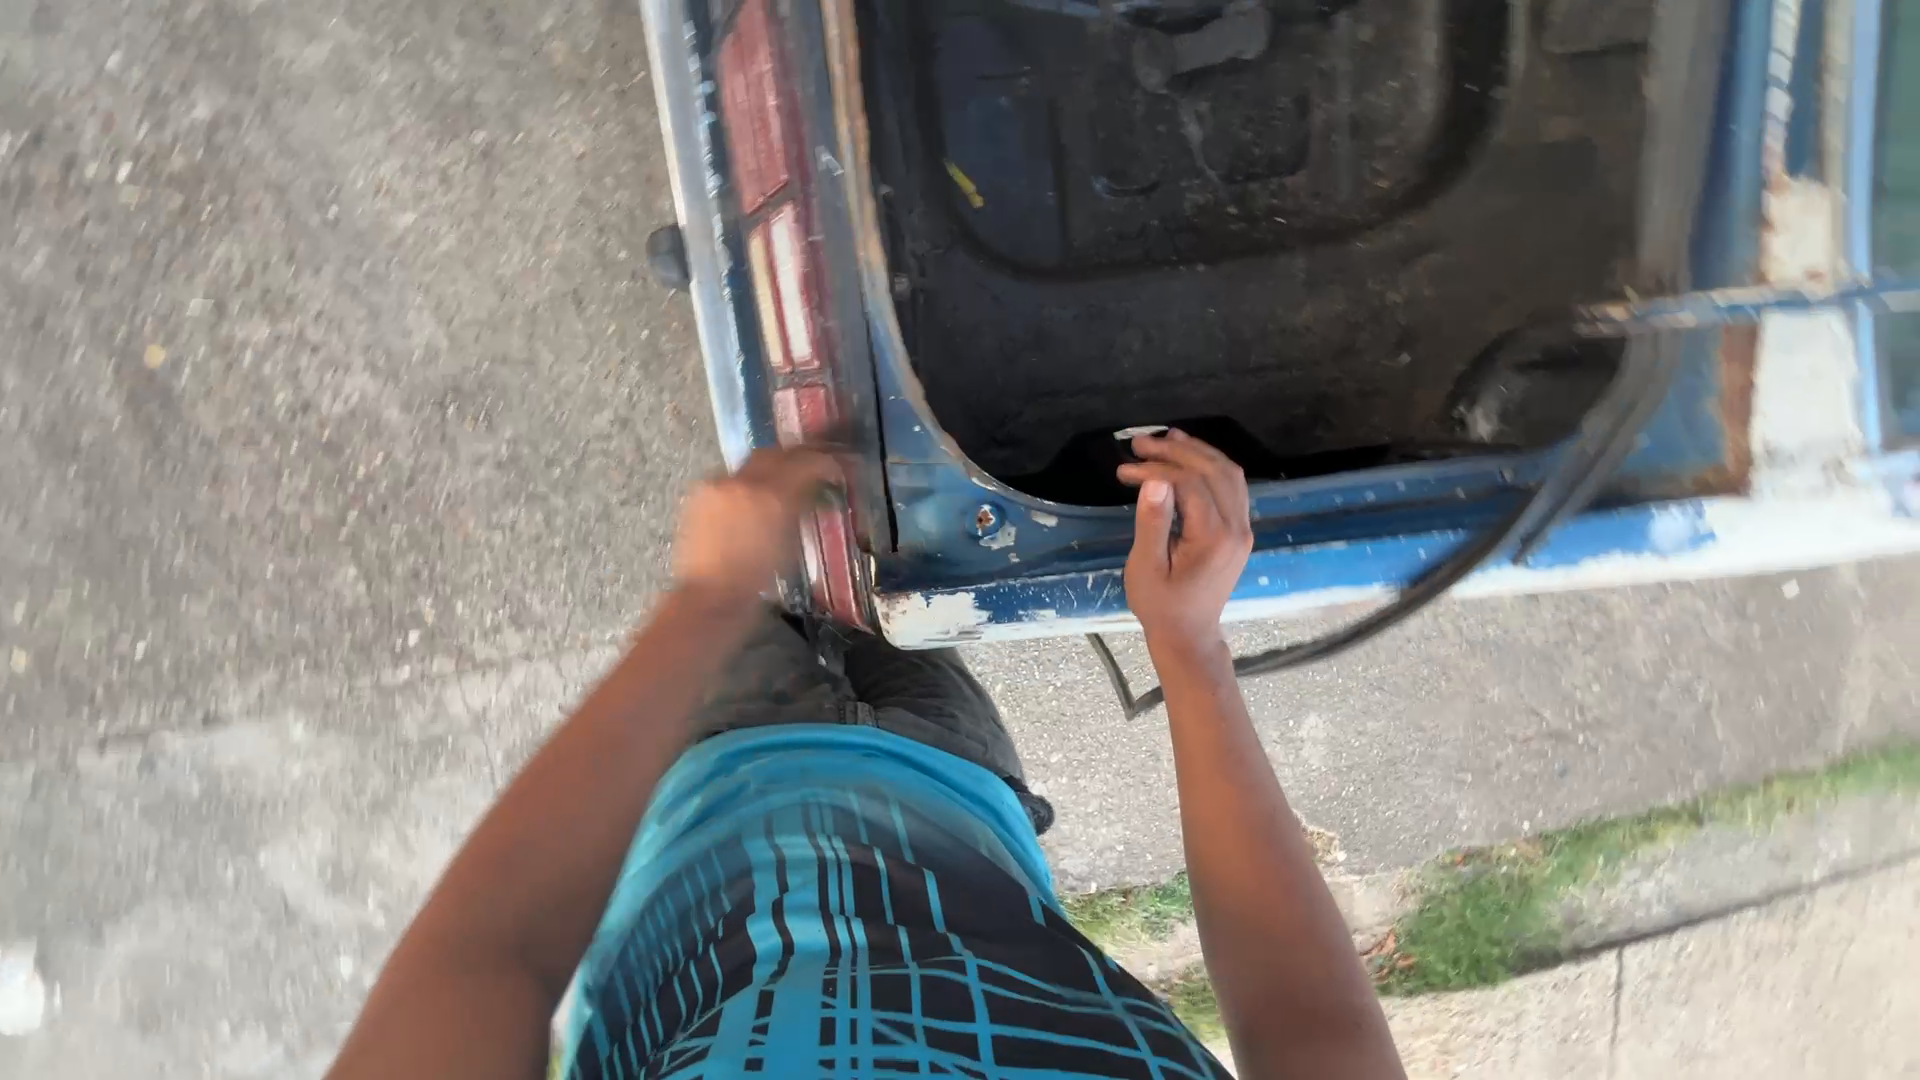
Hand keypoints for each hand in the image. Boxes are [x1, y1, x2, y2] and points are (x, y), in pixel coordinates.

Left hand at [671, 447, 842, 604]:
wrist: (711, 596)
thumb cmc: (759, 579)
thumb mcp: (793, 544)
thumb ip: (803, 509)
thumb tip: (815, 491)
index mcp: (773, 496)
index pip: (805, 462)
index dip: (825, 462)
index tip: (836, 469)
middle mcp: (744, 482)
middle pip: (777, 453)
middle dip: (798, 457)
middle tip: (813, 467)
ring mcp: (719, 485)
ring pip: (753, 463)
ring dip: (774, 466)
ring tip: (786, 482)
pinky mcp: (700, 493)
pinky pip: (732, 477)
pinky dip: (749, 481)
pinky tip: (755, 498)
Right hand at [1117, 430, 1252, 649]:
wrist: (1189, 636)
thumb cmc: (1161, 605)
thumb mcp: (1147, 567)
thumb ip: (1152, 522)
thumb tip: (1155, 481)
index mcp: (1214, 537)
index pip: (1189, 483)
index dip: (1156, 469)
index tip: (1125, 470)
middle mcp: (1237, 527)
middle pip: (1213, 470)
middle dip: (1175, 451)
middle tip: (1139, 443)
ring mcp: (1243, 528)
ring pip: (1228, 473)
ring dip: (1197, 452)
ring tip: (1165, 439)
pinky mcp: (1239, 531)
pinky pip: (1232, 486)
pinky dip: (1210, 466)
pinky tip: (1188, 458)